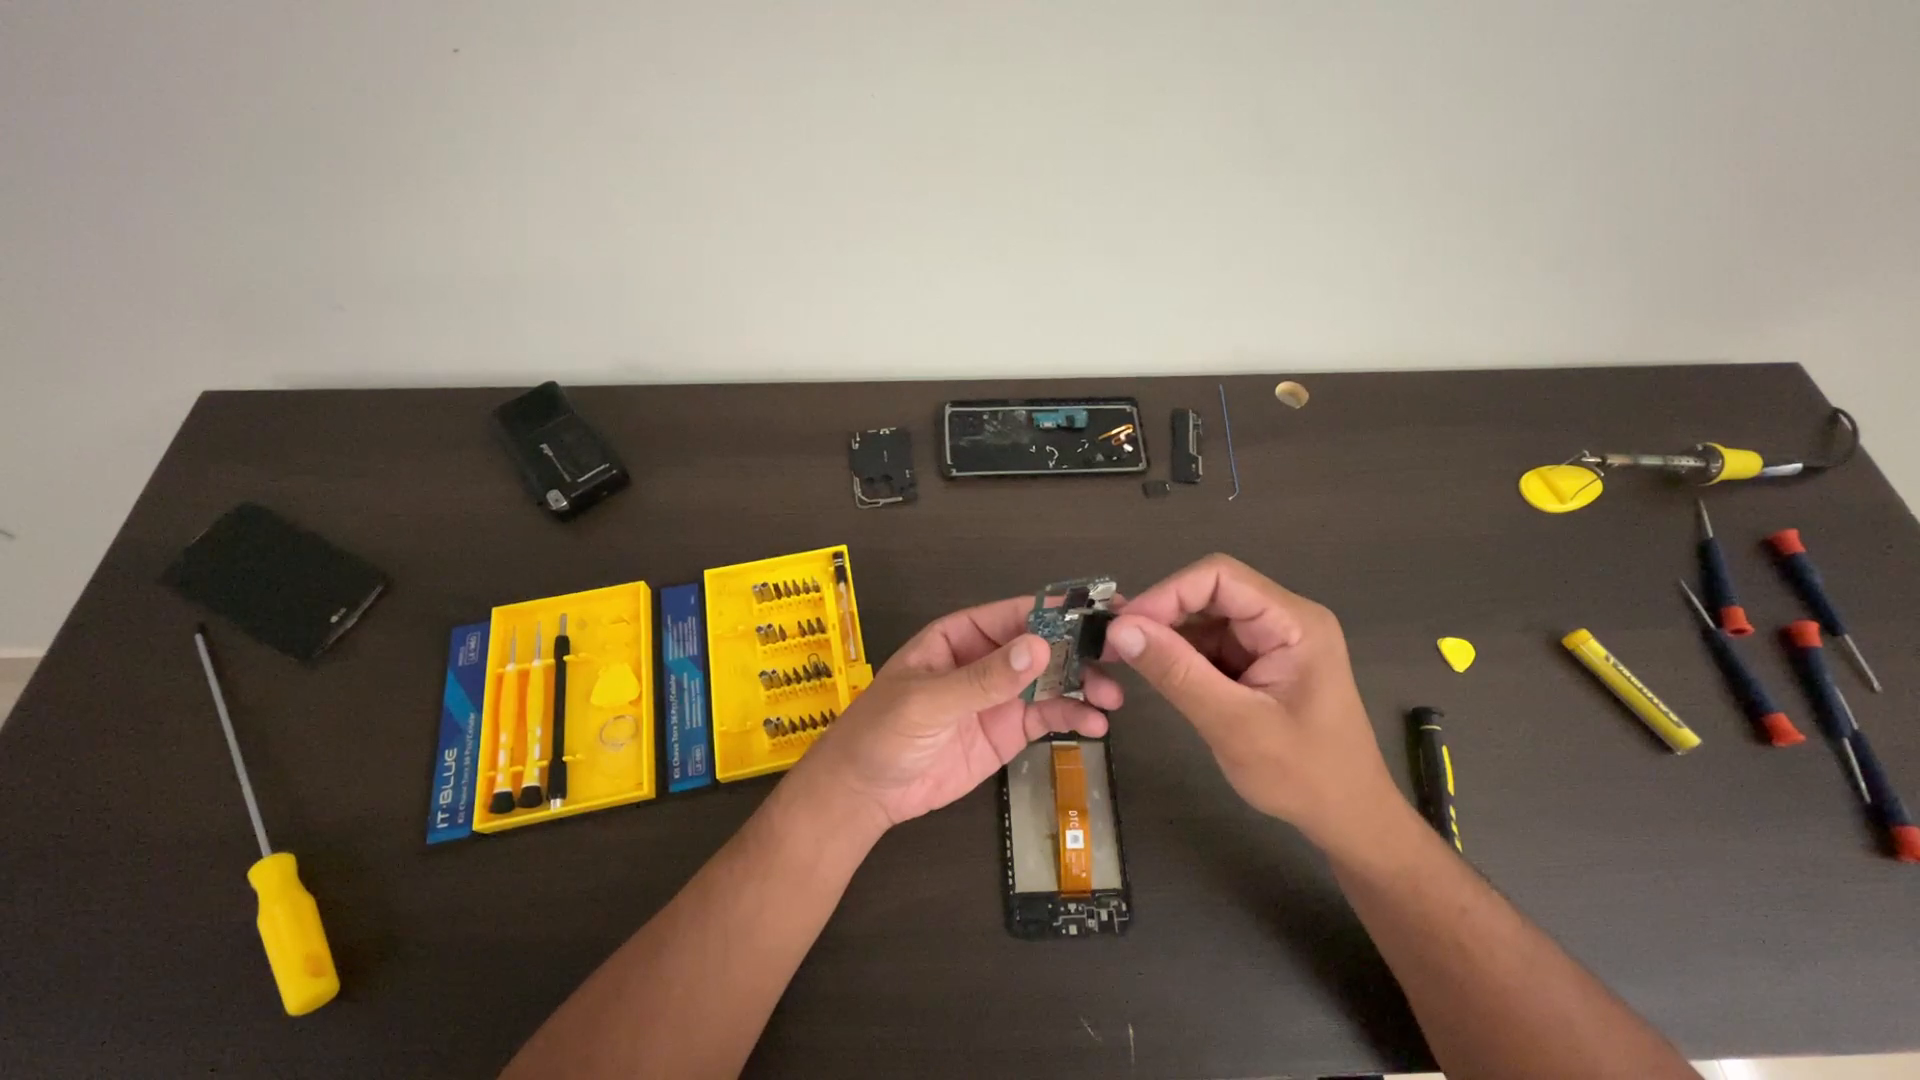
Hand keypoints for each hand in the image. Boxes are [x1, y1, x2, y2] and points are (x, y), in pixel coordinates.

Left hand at [793, 596, 1120, 827]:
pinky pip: (1047, 716)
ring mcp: (1000, 696)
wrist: (865, 792)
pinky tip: (1096, 724)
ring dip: (1084, 684)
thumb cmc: (883, 732)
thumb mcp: (929, 701)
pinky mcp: (1008, 731)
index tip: (1100, 611)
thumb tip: (1040, 647)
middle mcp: (986, 659)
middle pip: (1043, 645)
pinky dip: (1074, 716)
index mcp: (961, 636)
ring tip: (1113, 696)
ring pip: (1052, 680)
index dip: (1058, 611)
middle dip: (1081, 648)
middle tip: (1121, 655)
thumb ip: (984, 678)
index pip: (1016, 614)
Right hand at [1103, 554, 1397, 851]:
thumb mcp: (1234, 725)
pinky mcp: (1258, 664)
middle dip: (1161, 616)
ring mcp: (1271, 642)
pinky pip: (1210, 646)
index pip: (1219, 577)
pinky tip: (1157, 676)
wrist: (1347, 819)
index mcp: (1294, 622)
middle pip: (1209, 594)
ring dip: (1167, 638)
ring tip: (1124, 661)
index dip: (1166, 594)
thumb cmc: (1303, 775)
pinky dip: (1180, 658)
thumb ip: (1177, 673)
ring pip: (1204, 620)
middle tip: (1112, 646)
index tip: (1123, 627)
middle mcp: (1284, 620)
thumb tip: (1119, 629)